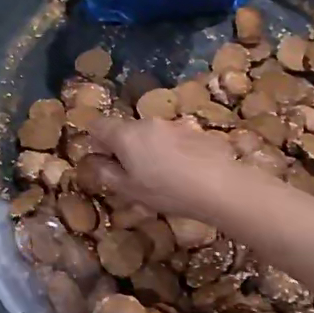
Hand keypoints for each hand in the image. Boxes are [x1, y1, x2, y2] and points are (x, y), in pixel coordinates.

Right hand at [89, 115, 246, 218]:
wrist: (220, 186)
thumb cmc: (167, 191)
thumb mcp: (129, 190)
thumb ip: (106, 173)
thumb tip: (92, 162)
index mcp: (125, 134)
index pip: (98, 124)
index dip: (95, 140)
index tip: (102, 159)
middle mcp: (147, 122)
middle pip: (126, 128)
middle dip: (124, 146)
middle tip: (132, 173)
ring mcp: (174, 124)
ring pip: (151, 133)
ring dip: (149, 148)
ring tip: (162, 174)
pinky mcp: (196, 130)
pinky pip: (174, 137)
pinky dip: (172, 150)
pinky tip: (184, 171)